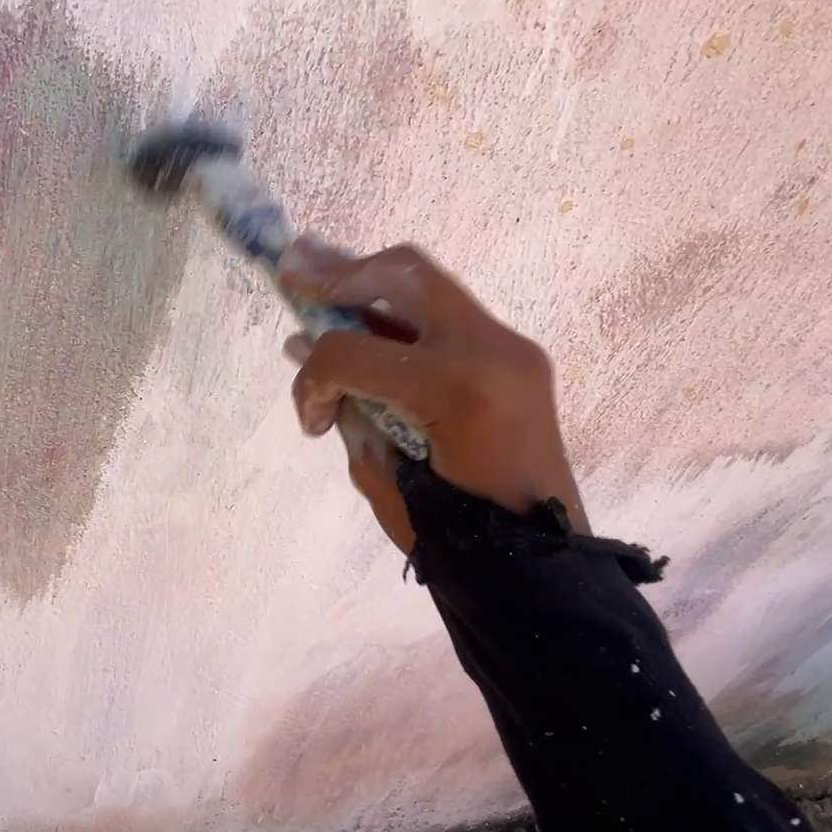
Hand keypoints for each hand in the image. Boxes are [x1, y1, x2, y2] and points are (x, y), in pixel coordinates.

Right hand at [279, 238, 584, 552]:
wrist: (538, 561)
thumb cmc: (453, 534)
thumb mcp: (379, 472)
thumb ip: (342, 402)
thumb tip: (303, 344)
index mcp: (455, 389)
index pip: (351, 352)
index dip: (313, 378)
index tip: (309, 418)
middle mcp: (490, 349)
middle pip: (402, 275)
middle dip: (339, 274)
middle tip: (293, 269)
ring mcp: (509, 346)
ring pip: (427, 282)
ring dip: (369, 281)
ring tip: (318, 271)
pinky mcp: (513, 353)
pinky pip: (445, 313)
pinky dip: (399, 310)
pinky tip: (364, 311)